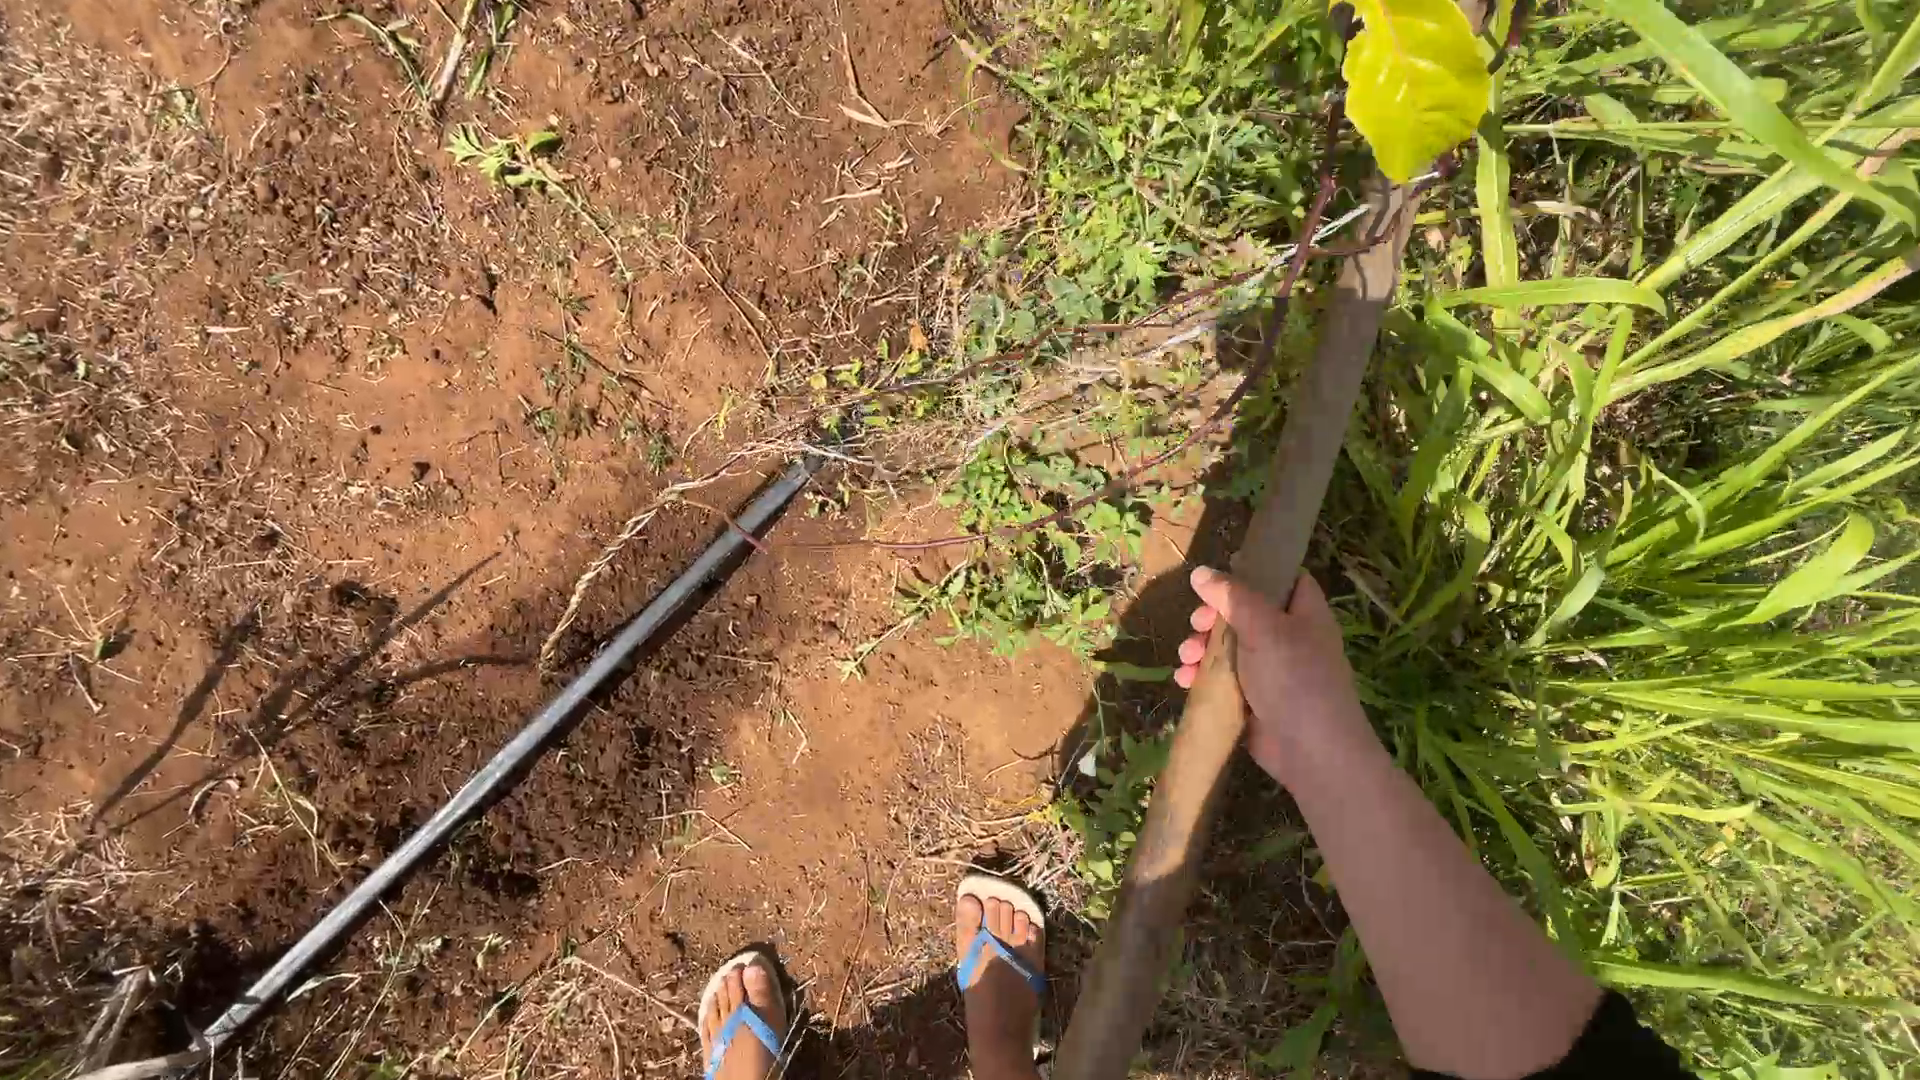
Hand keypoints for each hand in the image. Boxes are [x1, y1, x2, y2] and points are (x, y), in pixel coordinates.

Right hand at [1174, 567, 1378, 782]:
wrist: (1311, 751)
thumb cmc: (1295, 678)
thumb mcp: (1264, 628)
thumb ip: (1231, 596)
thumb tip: (1200, 572)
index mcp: (1304, 615)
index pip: (1286, 580)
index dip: (1257, 571)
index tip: (1224, 572)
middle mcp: (1289, 638)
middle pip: (1243, 613)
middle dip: (1212, 617)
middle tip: (1198, 624)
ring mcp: (1270, 671)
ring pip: (1226, 646)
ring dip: (1200, 648)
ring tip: (1188, 658)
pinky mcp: (1252, 699)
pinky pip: (1221, 678)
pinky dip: (1202, 676)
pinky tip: (1185, 681)